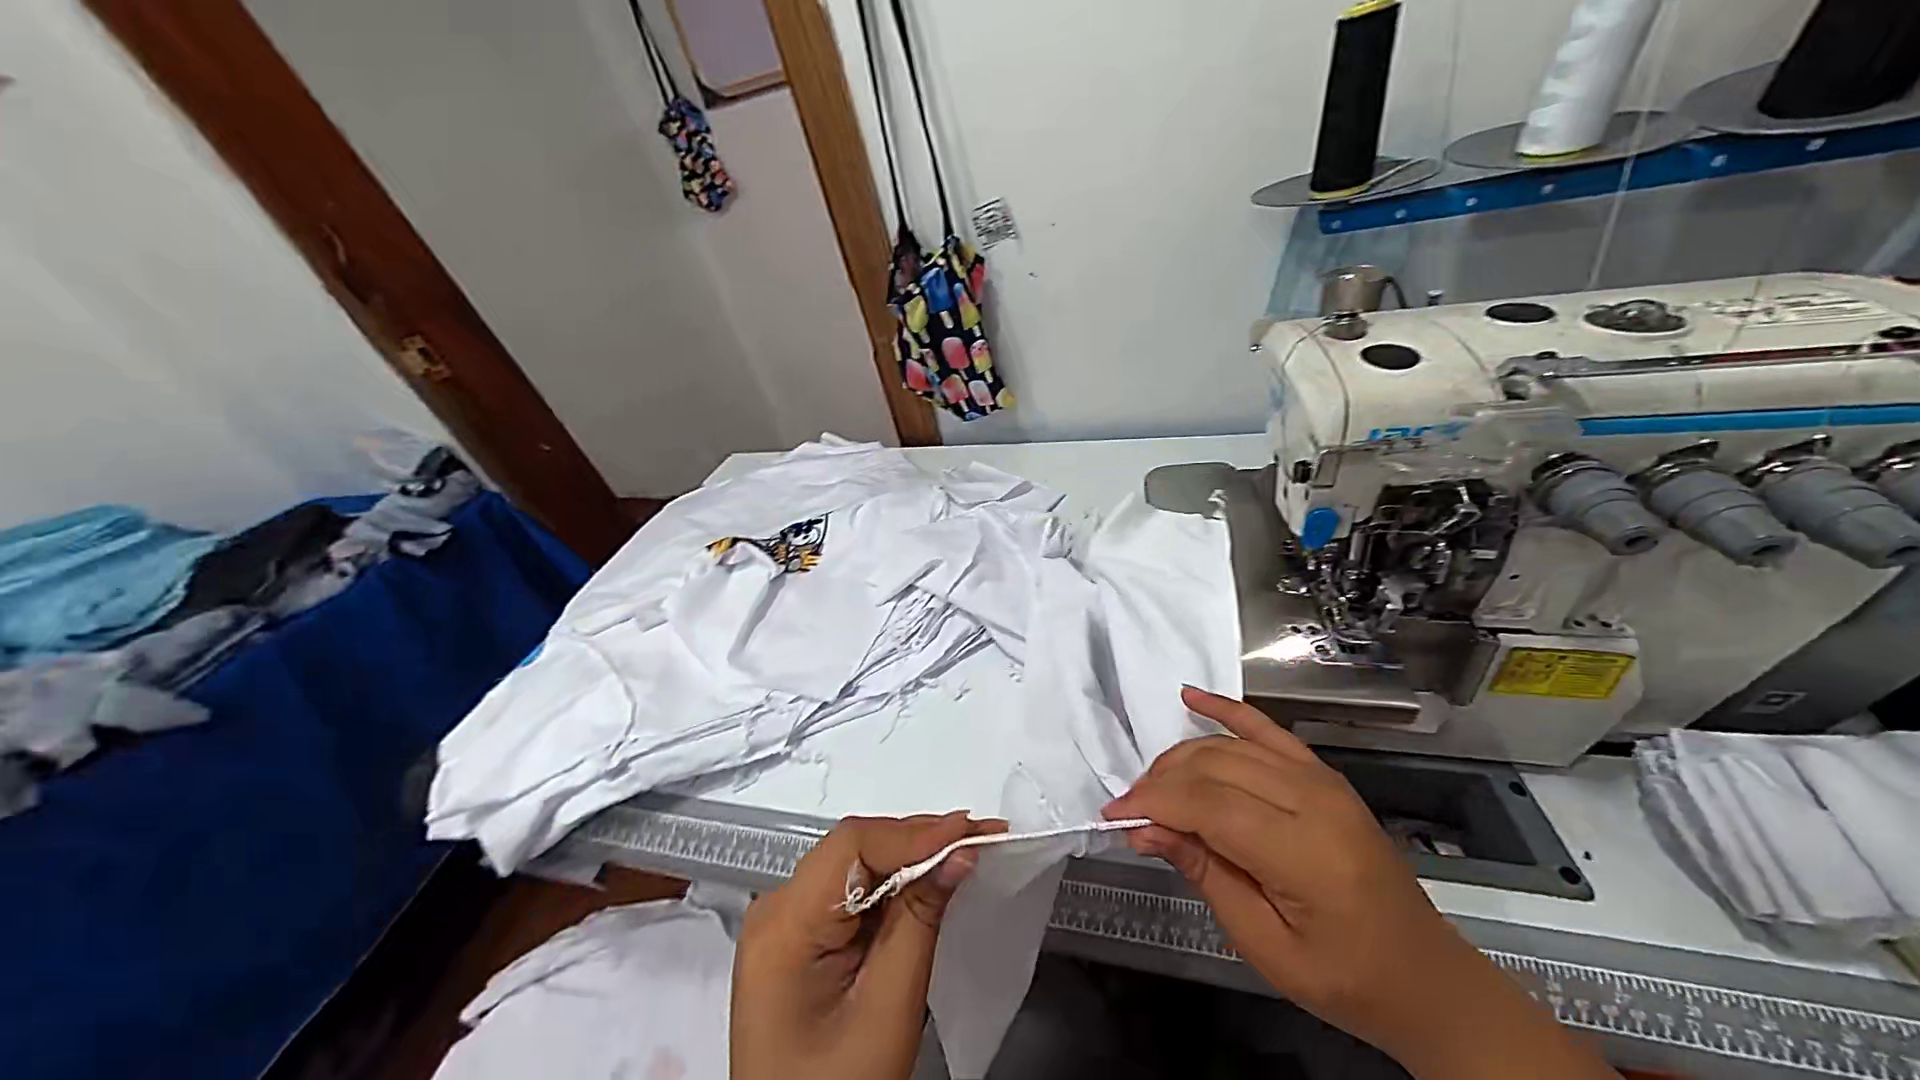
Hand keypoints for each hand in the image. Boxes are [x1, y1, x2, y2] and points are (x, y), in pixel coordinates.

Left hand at [731, 812, 1005, 1079]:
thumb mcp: (887, 1007)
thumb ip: (920, 919)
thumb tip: (956, 854)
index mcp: (784, 924)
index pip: (852, 846)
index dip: (915, 832)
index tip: (968, 832)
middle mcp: (778, 910)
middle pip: (854, 848)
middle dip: (920, 838)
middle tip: (979, 835)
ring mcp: (788, 921)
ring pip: (857, 863)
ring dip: (913, 855)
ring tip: (965, 849)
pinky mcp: (804, 935)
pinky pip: (854, 889)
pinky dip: (896, 881)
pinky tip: (930, 878)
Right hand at [1104, 687, 1616, 1079]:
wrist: (1427, 978)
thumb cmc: (1345, 978)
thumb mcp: (1264, 945)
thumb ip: (1204, 874)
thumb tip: (1144, 829)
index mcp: (1305, 854)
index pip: (1210, 805)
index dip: (1155, 802)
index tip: (1114, 815)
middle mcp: (1316, 802)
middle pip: (1216, 767)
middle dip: (1162, 781)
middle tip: (1129, 807)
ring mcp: (1323, 782)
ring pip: (1233, 747)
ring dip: (1182, 757)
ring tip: (1150, 783)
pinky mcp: (1325, 776)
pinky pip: (1268, 731)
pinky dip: (1227, 711)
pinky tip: (1191, 698)